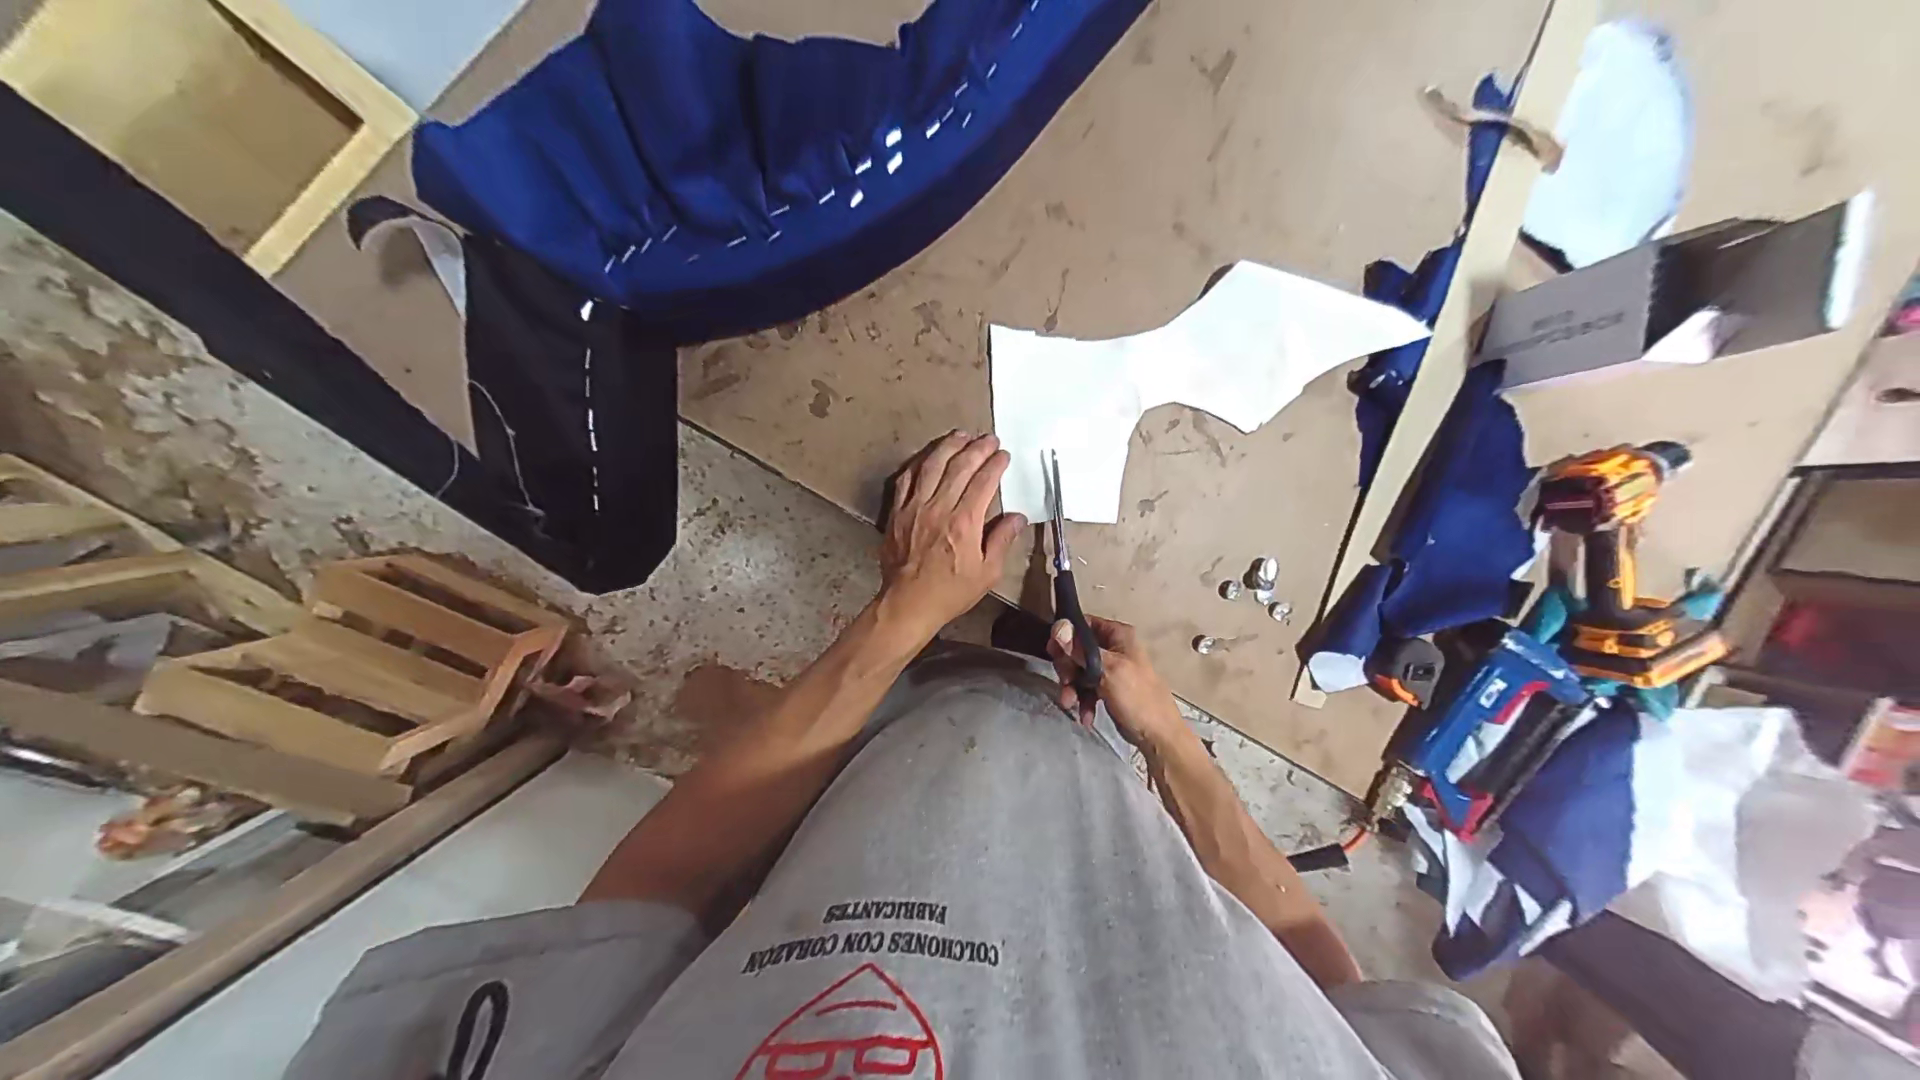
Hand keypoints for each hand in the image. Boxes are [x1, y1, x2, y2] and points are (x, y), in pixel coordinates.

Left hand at [879, 431, 1026, 636]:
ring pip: (932, 465)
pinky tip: (929, 455)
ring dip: (949, 446)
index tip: (1003, 455)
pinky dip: (920, 462)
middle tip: (988, 439)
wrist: (908, 603)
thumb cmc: (950, 592)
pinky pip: (907, 478)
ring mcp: (915, 507)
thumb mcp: (987, 572)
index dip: (996, 464)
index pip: (984, 481)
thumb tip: (1017, 518)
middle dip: (977, 448)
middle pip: (960, 466)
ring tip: (961, 436)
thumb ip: (1002, 540)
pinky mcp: (898, 512)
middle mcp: (939, 508)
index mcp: (965, 522)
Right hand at [1047, 615, 1185, 748]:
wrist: (1158, 736)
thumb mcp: (1107, 670)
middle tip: (1065, 682)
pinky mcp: (1108, 688)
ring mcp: (1111, 669)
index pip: (1084, 624)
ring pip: (1079, 670)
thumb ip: (1080, 649)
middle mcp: (1114, 647)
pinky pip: (1087, 688)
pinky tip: (1085, 716)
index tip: (1053, 651)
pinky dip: (1083, 700)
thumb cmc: (1137, 697)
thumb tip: (1058, 626)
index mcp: (1118, 635)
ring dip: (1072, 688)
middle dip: (1068, 668)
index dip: (1066, 636)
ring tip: (1070, 704)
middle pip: (1077, 649)